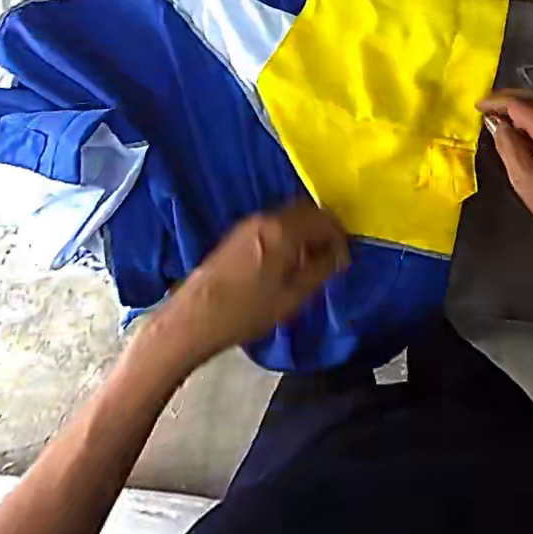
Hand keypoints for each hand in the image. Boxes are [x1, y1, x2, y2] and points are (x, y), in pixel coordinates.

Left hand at [150, 200, 349, 366]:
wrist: (190, 322)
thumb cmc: (245, 311)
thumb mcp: (292, 296)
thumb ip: (320, 270)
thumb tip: (337, 256)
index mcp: (285, 230)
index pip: (326, 222)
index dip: (340, 239)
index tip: (343, 261)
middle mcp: (268, 218)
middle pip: (309, 211)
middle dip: (325, 230)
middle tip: (330, 256)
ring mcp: (250, 223)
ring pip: (291, 216)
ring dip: (307, 231)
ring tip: (309, 260)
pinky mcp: (237, 233)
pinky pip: (275, 223)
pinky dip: (289, 233)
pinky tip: (286, 260)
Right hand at [478, 89, 532, 265]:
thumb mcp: (524, 179)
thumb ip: (508, 145)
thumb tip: (495, 121)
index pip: (519, 104)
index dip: (496, 101)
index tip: (477, 106)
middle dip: (510, 99)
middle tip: (487, 107)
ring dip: (525, 109)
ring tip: (502, 120)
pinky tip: (527, 134)